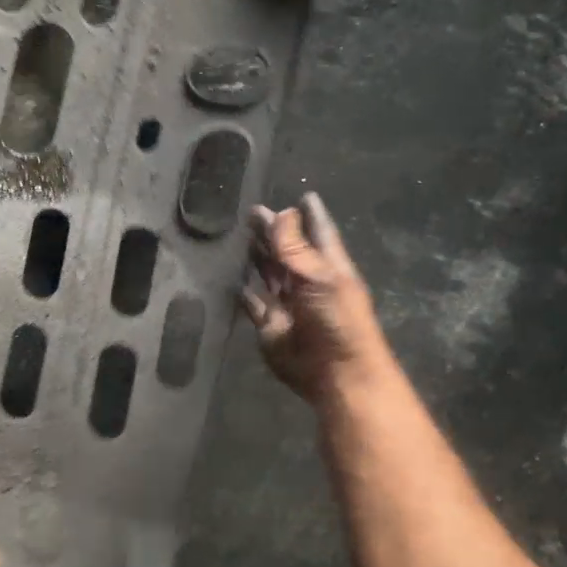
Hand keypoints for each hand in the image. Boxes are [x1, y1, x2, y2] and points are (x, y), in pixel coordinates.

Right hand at [240, 193, 391, 400]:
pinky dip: (242, 291)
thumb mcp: (319, 277)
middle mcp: (307, 282)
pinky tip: (231, 280)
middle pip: (288, 251)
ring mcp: (287, 304)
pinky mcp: (269, 324)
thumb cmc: (335, 320)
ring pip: (268, 273)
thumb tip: (283, 212)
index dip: (310, 216)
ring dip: (257, 257)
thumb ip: (295, 246)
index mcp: (328, 268)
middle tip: (253, 213)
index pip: (319, 234)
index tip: (303, 195)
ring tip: (240, 237)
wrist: (333, 371)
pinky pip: (252, 302)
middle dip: (274, 232)